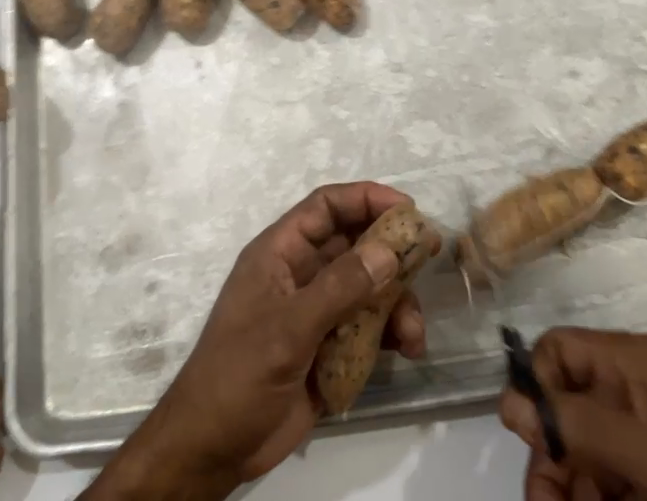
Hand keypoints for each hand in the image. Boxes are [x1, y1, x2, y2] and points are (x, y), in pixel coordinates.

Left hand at [83, 183, 431, 500]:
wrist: (214, 447)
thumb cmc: (238, 375)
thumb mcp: (288, 328)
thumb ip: (339, 288)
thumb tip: (388, 250)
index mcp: (279, 255)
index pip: (325, 208)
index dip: (365, 199)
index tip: (408, 208)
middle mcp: (301, 275)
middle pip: (355, 245)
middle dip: (392, 250)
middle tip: (431, 255)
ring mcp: (317, 313)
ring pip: (369, 288)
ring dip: (397, 302)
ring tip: (412, 332)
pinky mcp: (330, 348)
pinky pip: (370, 327)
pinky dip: (391, 333)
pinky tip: (408, 351)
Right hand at [499, 329, 646, 500]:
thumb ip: (585, 426)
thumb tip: (508, 400)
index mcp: (633, 365)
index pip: (556, 353)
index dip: (536, 393)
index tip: (536, 447)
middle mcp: (634, 393)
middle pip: (563, 414)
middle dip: (549, 463)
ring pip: (585, 461)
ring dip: (571, 493)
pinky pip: (616, 488)